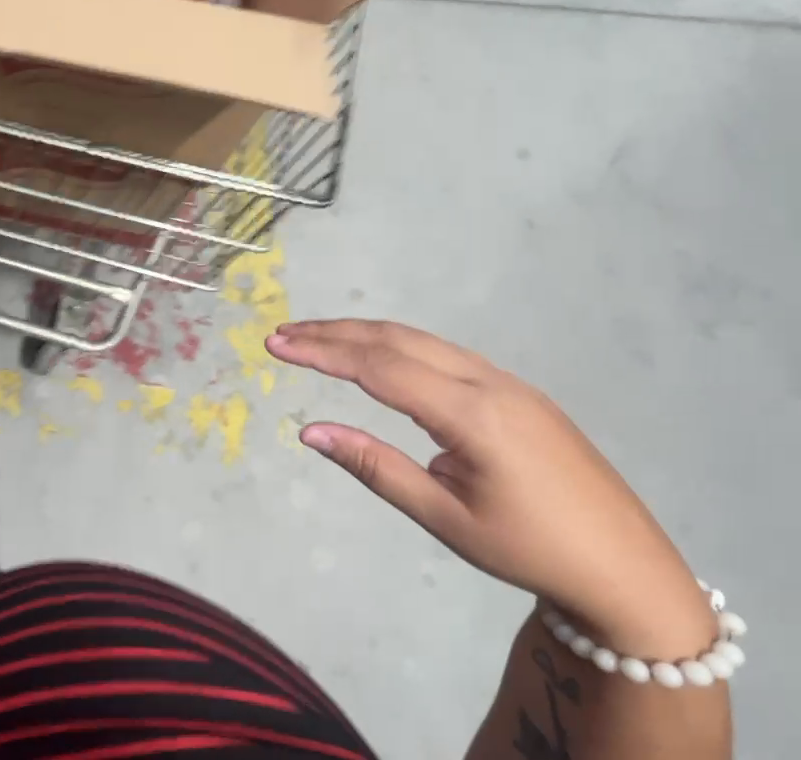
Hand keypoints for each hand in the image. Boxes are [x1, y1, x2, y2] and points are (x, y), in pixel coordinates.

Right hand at [267, 319, 713, 659]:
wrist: (629, 571)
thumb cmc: (530, 550)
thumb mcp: (443, 516)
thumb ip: (374, 466)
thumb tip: (309, 431)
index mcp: (474, 416)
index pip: (380, 368)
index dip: (322, 353)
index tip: (274, 345)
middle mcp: (492, 385)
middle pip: (398, 340)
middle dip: (334, 333)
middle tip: (280, 335)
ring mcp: (509, 385)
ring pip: (421, 341)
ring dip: (362, 335)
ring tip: (312, 339)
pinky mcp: (517, 394)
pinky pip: (443, 354)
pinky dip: (394, 346)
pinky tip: (371, 356)